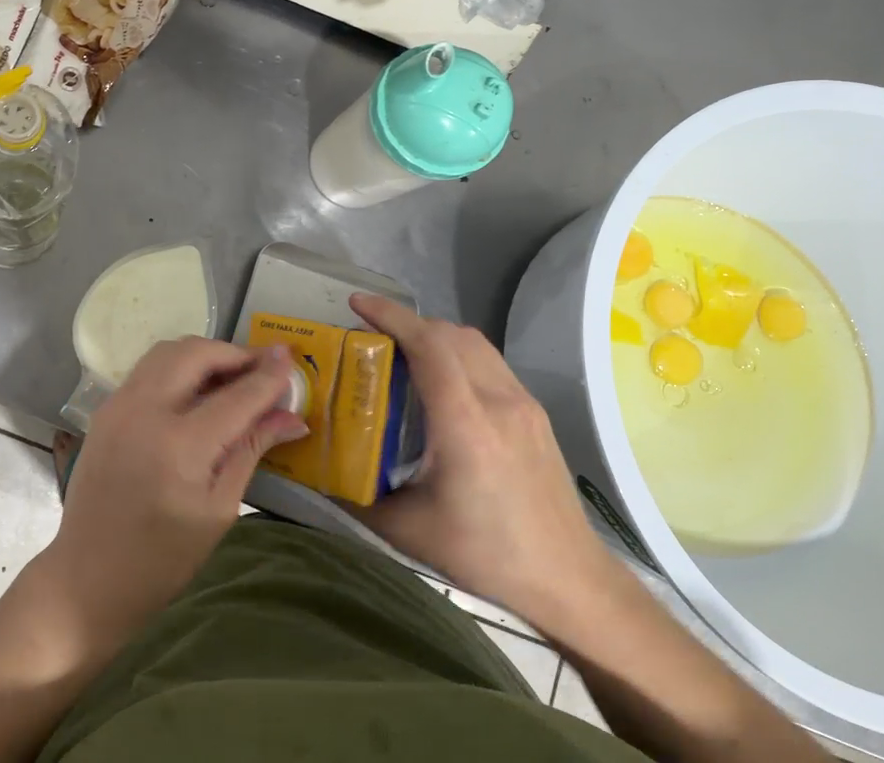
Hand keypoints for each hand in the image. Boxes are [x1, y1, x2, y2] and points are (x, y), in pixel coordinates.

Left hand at [49, 338, 306, 624]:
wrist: (88, 575)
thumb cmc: (162, 559)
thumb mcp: (218, 510)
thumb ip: (250, 451)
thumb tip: (290, 416)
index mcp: (179, 444)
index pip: (235, 395)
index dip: (268, 376)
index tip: (291, 358)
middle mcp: (143, 410)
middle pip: (195, 354)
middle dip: (233, 354)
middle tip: (264, 369)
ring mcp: (117, 406)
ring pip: (166, 353)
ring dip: (203, 356)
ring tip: (233, 377)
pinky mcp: (104, 412)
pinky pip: (146, 372)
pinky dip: (177, 369)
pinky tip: (197, 392)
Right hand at [346, 294, 621, 626]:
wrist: (568, 578)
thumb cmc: (484, 554)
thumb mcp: (405, 529)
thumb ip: (355, 493)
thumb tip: (315, 467)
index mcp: (465, 424)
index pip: (429, 346)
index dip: (391, 316)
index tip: (356, 304)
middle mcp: (499, 401)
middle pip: (451, 334)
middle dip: (407, 323)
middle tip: (369, 335)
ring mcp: (524, 405)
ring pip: (475, 344)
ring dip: (434, 336)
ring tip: (399, 353)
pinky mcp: (535, 415)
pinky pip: (490, 363)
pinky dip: (456, 354)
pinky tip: (437, 384)